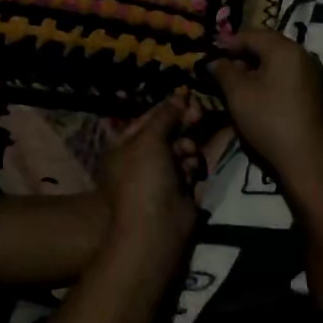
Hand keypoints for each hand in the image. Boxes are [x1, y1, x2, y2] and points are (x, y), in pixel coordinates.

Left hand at [99, 94, 204, 238]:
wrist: (156, 227)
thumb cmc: (144, 179)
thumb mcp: (149, 140)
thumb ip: (165, 116)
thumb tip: (179, 96)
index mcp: (123, 146)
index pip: (147, 118)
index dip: (166, 107)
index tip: (187, 98)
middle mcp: (140, 159)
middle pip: (166, 132)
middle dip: (182, 124)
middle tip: (199, 115)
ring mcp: (160, 175)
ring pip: (181, 148)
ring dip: (188, 147)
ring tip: (190, 153)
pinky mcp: (178, 188)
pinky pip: (189, 167)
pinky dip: (192, 166)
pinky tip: (193, 170)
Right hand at [206, 30, 322, 186]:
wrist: (307, 159)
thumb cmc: (269, 120)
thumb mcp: (238, 94)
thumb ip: (224, 71)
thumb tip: (214, 60)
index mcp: (285, 49)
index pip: (252, 35)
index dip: (228, 42)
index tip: (208, 52)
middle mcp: (303, 55)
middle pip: (267, 45)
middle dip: (242, 54)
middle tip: (220, 66)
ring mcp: (312, 74)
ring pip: (277, 62)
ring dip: (254, 67)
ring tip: (233, 82)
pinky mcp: (314, 93)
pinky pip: (286, 76)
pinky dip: (268, 79)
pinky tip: (254, 93)